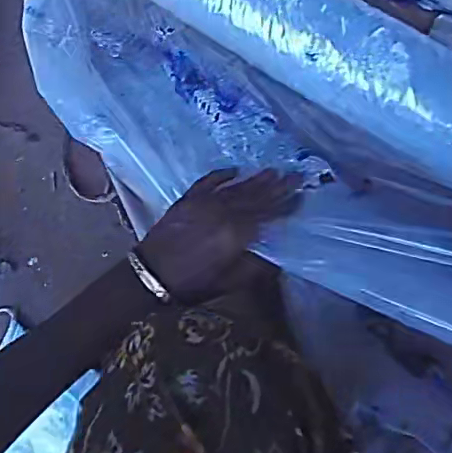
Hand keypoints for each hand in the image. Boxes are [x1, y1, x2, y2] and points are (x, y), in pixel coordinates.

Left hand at [134, 168, 304, 301]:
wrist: (150, 274)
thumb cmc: (192, 282)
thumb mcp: (228, 282)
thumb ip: (255, 267)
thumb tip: (277, 255)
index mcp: (236, 233)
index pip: (268, 214)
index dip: (286, 205)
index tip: (301, 196)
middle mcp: (223, 212)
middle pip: (256, 196)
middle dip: (278, 185)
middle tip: (296, 174)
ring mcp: (204, 202)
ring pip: (236, 187)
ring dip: (256, 178)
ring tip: (274, 170)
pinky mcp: (188, 199)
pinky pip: (208, 181)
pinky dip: (223, 174)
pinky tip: (235, 169)